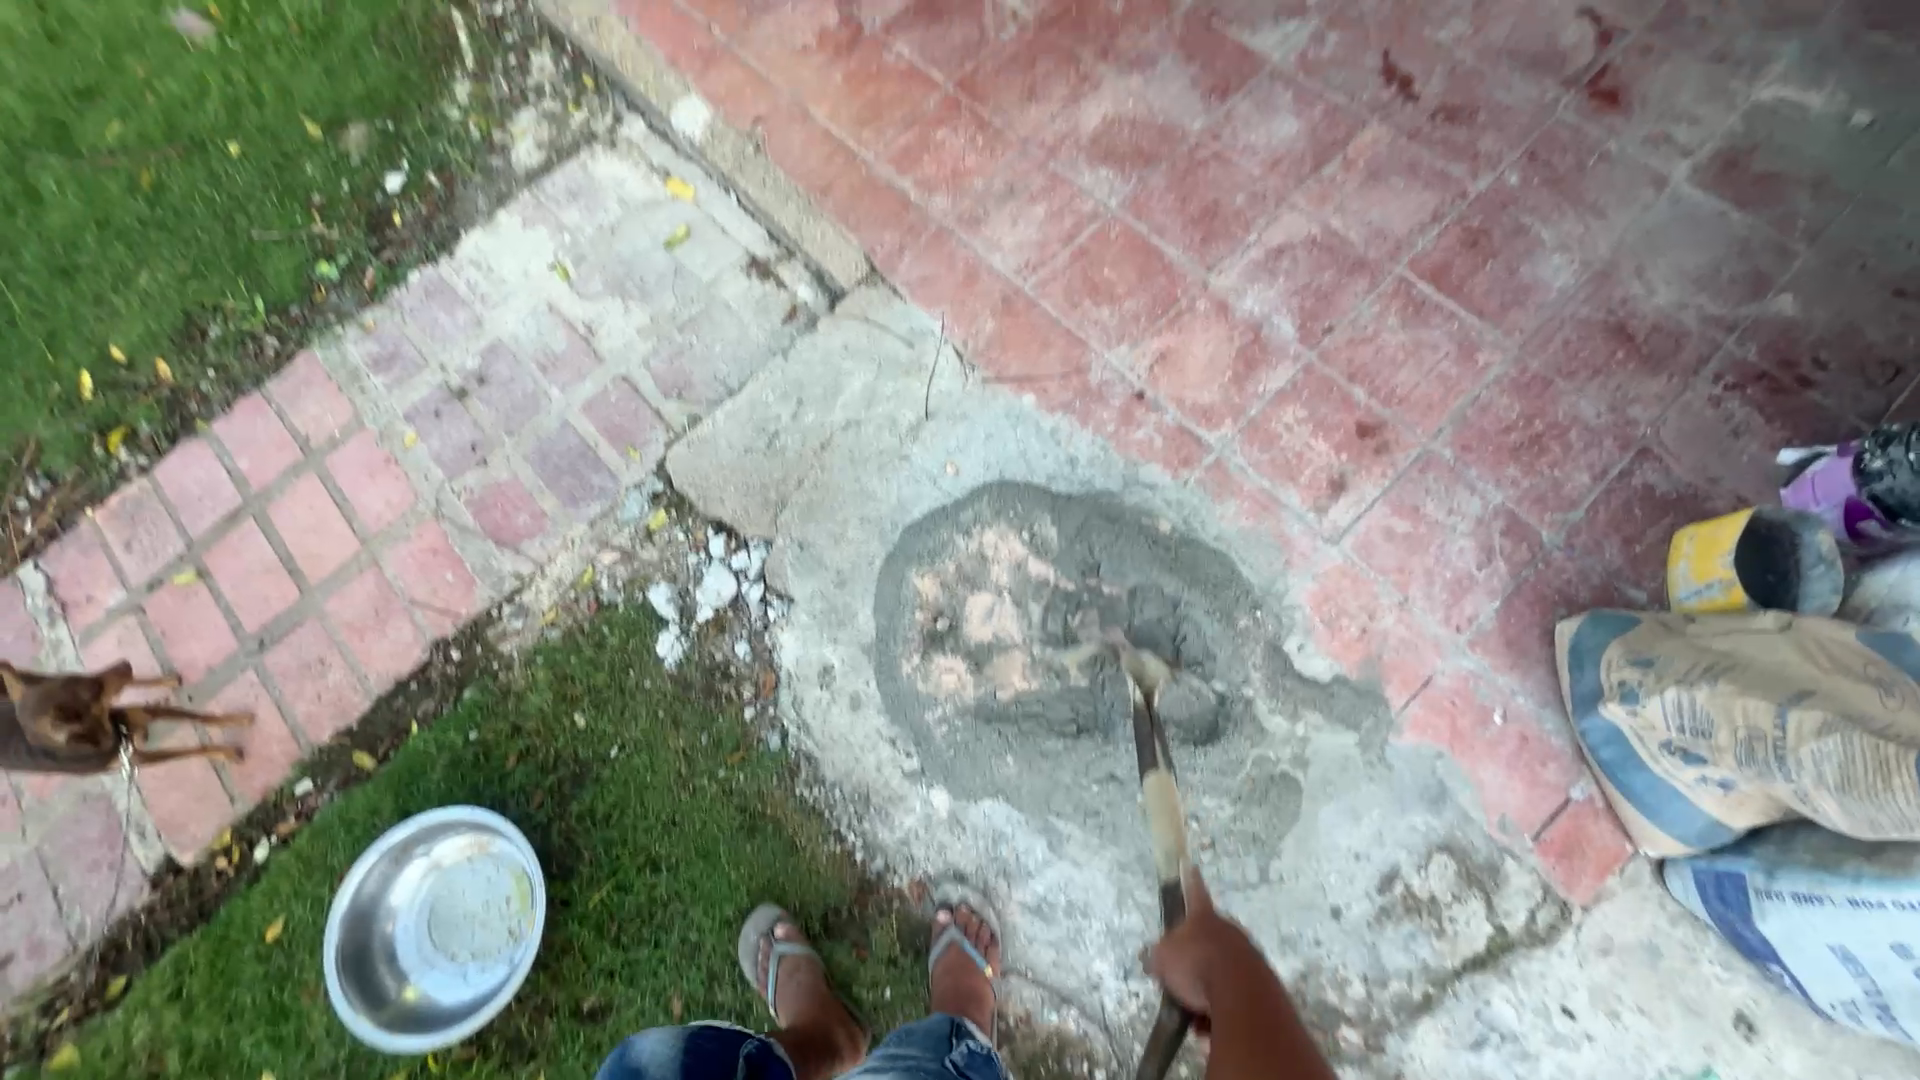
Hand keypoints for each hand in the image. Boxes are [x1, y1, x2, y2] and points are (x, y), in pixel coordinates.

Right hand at [1143, 864, 1258, 1020]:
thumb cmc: (1196, 965)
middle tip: (1180, 977)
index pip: (1194, 892)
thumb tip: (1149, 959)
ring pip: (1222, 969)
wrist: (1242, 996)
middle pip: (1209, 937)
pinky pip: (1234, 993)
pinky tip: (1209, 1023)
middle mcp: (1228, 931)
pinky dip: (1220, 1007)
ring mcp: (1248, 956)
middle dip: (1195, 955)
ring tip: (1193, 1008)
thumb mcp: (1162, 959)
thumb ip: (1155, 956)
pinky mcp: (1261, 984)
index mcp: (1203, 918)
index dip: (1190, 880)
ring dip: (1207, 986)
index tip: (1191, 864)